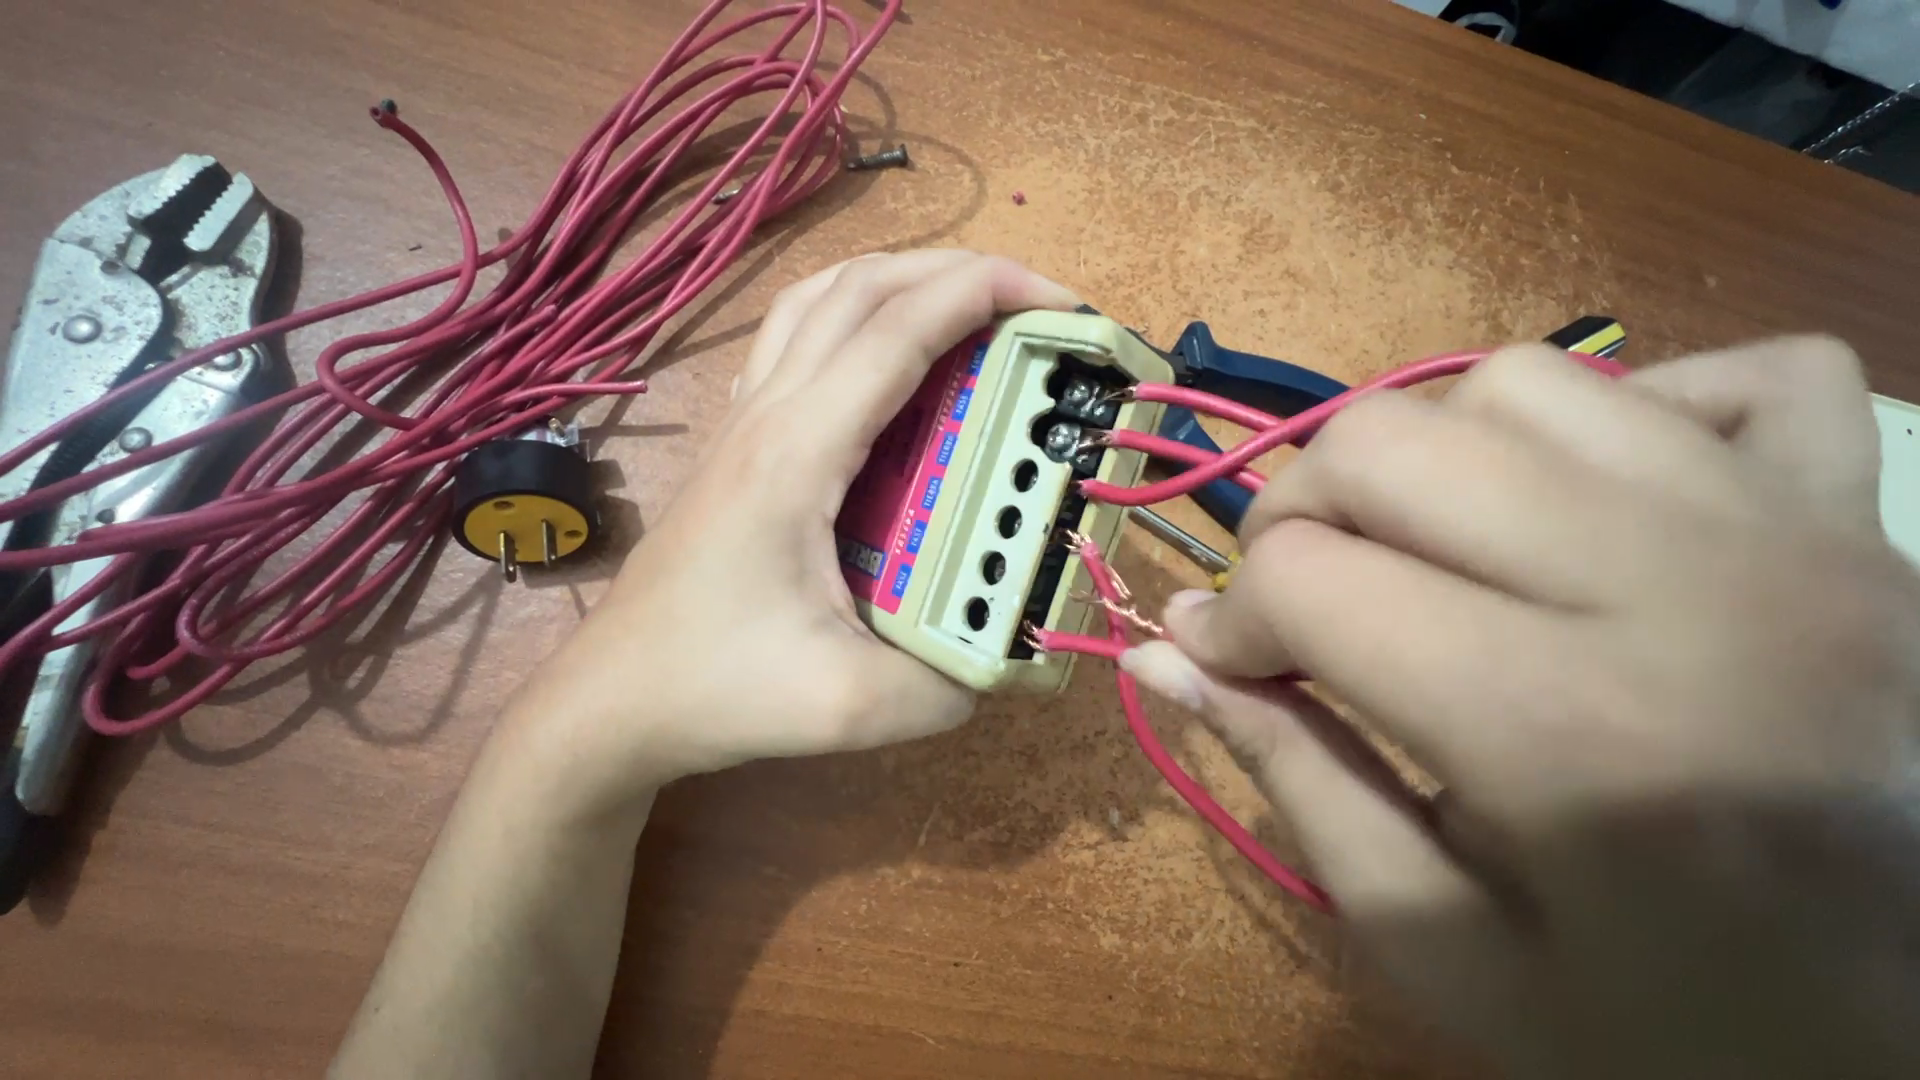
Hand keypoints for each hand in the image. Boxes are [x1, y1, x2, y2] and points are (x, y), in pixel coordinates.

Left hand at [502, 251, 1078, 821]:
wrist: (615, 698)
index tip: (1061, 305)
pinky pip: (797, 341)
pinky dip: (855, 317)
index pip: (897, 331)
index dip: (984, 294)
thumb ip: (946, 689)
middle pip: (859, 288)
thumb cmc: (718, 689)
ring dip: (900, 281)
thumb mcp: (847, 706)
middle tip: (1033, 302)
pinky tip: (887, 360)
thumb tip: (1013, 661)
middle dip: (957, 271)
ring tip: (968, 307)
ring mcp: (744, 421)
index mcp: (797, 453)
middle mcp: (767, 414)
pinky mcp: (739, 443)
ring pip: (819, 300)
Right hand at [1124, 338, 1919, 1077]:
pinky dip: (1624, 414)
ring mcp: (1794, 531)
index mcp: (1565, 729)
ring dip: (1425, 457)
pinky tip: (1583, 506)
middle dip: (1294, 513)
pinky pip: (1732, 372)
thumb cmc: (1656, 1025)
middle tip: (1298, 597)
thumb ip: (1284, 769)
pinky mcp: (1863, 512)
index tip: (1222, 664)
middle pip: (1387, 442)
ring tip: (1423, 549)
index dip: (1228, 621)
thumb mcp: (1431, 934)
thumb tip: (1162, 653)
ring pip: (1518, 385)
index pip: (1307, 580)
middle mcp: (1681, 590)